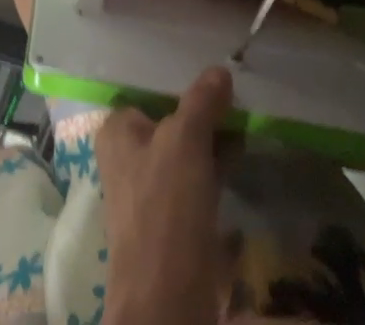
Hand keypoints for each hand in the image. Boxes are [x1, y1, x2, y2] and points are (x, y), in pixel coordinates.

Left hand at [97, 67, 233, 324]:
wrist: (166, 294)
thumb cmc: (166, 206)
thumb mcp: (184, 142)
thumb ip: (200, 102)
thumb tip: (219, 70)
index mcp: (117, 133)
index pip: (149, 93)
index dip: (181, 84)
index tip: (218, 75)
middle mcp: (127, 157)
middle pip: (170, 121)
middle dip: (204, 112)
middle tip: (240, 98)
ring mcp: (149, 190)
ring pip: (186, 152)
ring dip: (214, 141)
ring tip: (248, 125)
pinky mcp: (172, 219)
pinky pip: (196, 180)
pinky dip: (216, 169)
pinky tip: (242, 161)